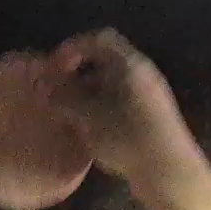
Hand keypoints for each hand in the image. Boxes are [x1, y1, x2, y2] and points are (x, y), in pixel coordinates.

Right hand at [42, 30, 210, 196]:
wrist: (168, 171)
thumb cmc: (125, 136)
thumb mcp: (87, 116)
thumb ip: (62, 97)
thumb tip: (42, 85)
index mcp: (129, 64)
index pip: (98, 39)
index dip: (72, 48)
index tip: (53, 68)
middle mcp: (142, 71)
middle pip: (106, 58)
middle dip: (77, 71)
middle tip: (57, 90)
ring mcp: (149, 92)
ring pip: (112, 80)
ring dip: (87, 90)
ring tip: (69, 111)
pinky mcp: (152, 113)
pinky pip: (121, 97)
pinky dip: (100, 103)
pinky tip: (90, 125)